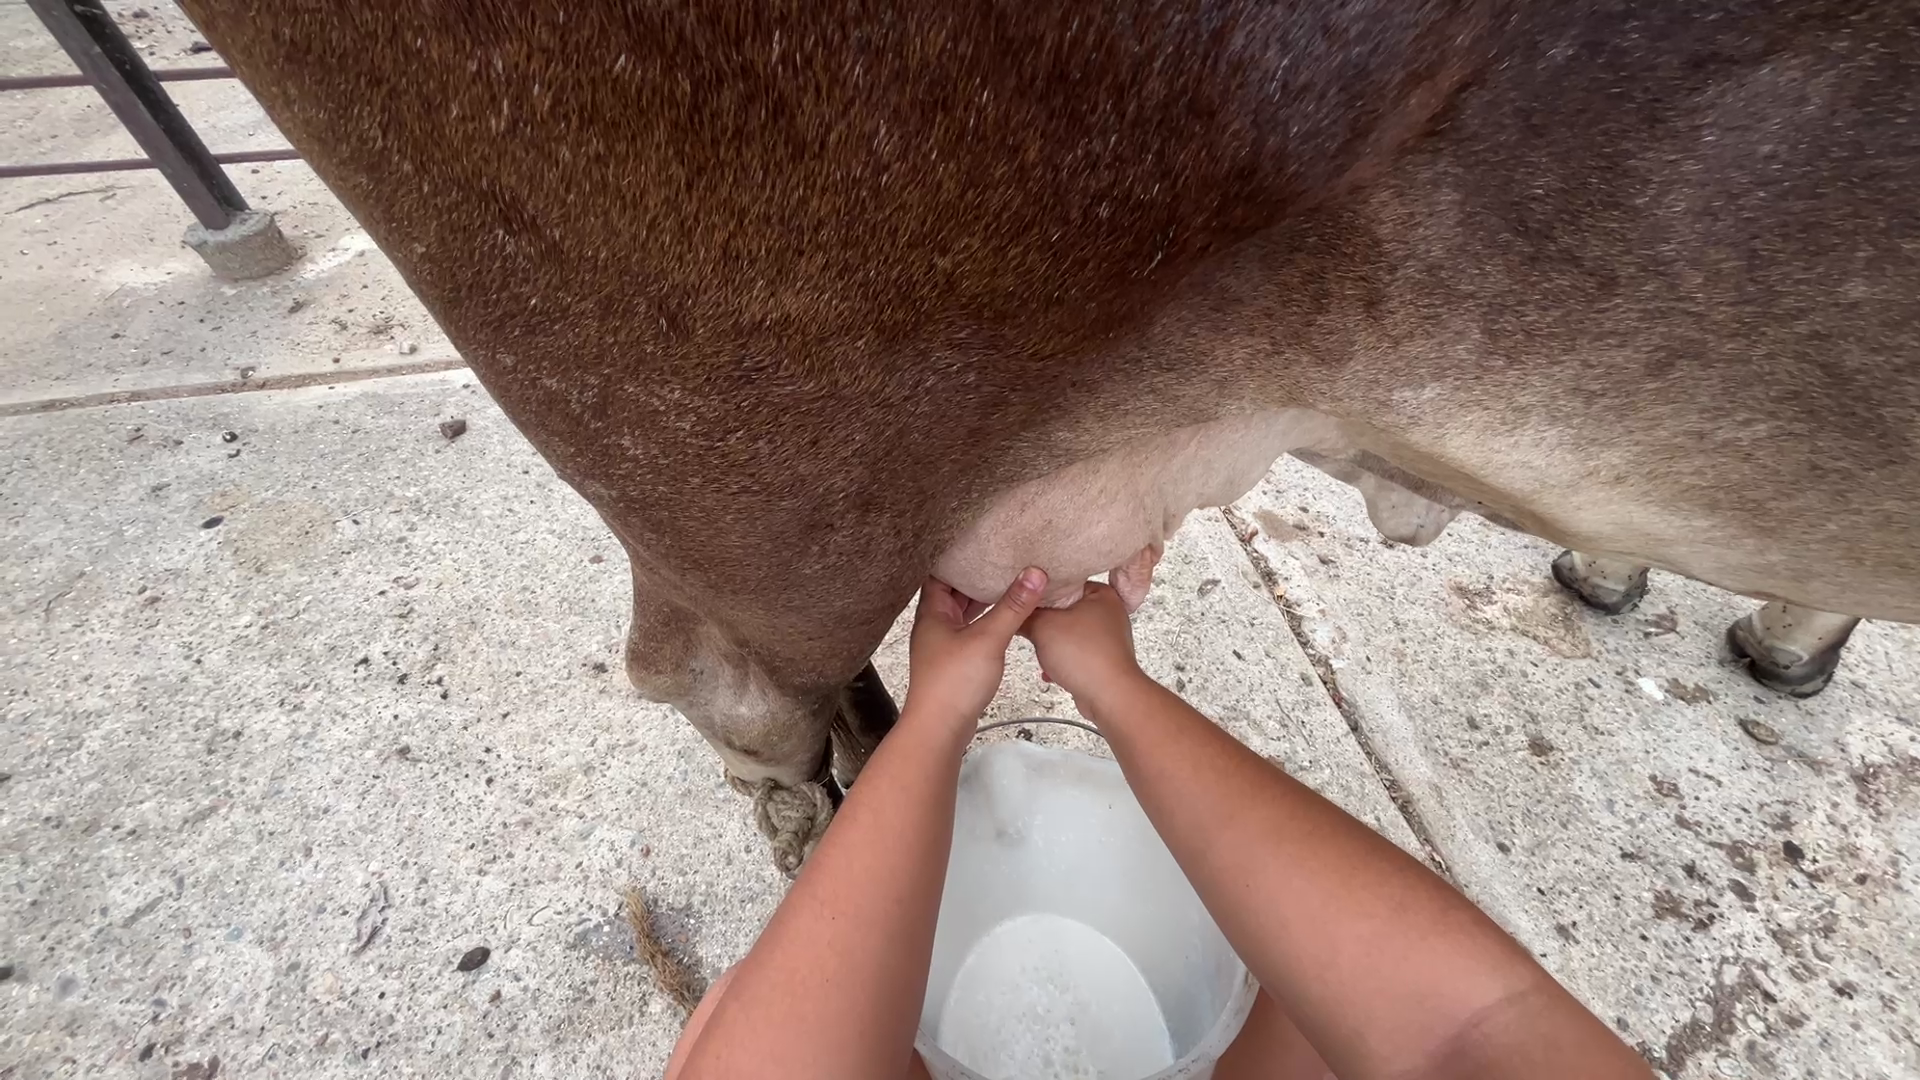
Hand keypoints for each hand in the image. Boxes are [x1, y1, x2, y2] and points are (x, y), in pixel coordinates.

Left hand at [902, 568, 1047, 737]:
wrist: (939, 730)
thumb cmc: (953, 682)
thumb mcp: (988, 638)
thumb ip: (1012, 606)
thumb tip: (1034, 573)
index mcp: (932, 612)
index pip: (940, 573)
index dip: (959, 558)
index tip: (982, 544)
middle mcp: (934, 625)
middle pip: (954, 592)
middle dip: (977, 578)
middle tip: (1003, 561)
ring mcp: (944, 644)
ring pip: (964, 613)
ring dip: (983, 600)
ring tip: (1009, 584)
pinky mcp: (955, 662)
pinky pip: (971, 632)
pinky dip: (986, 622)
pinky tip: (1005, 619)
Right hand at [1019, 581, 1143, 712]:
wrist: (1109, 697)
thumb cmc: (1087, 657)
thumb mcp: (1043, 627)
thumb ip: (1025, 613)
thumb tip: (1013, 608)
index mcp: (1101, 593)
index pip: (1063, 581)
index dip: (1039, 590)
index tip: (1023, 596)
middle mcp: (1108, 612)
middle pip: (1064, 608)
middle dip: (1045, 620)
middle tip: (1030, 623)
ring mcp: (1107, 637)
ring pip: (1067, 632)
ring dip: (1051, 642)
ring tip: (1042, 648)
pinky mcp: (1102, 658)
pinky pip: (1074, 652)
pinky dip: (1061, 658)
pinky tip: (1051, 669)